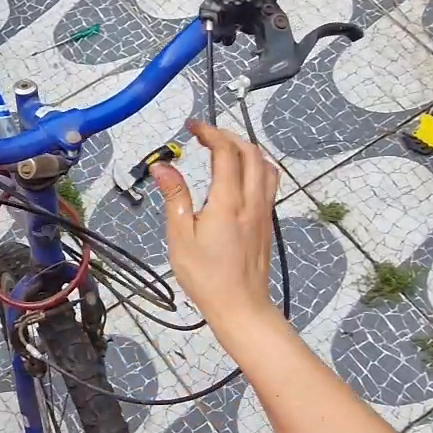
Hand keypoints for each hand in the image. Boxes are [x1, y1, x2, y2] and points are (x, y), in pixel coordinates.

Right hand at [155, 121, 279, 332]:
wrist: (241, 306)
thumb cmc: (205, 275)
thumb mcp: (180, 237)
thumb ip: (175, 197)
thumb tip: (163, 166)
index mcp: (227, 202)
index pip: (226, 153)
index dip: (210, 133)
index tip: (193, 127)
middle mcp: (251, 200)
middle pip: (250, 152)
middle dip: (228, 136)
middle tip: (204, 135)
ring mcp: (263, 210)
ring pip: (265, 165)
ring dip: (246, 149)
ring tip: (223, 148)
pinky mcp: (267, 221)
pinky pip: (269, 182)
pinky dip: (256, 166)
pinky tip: (239, 174)